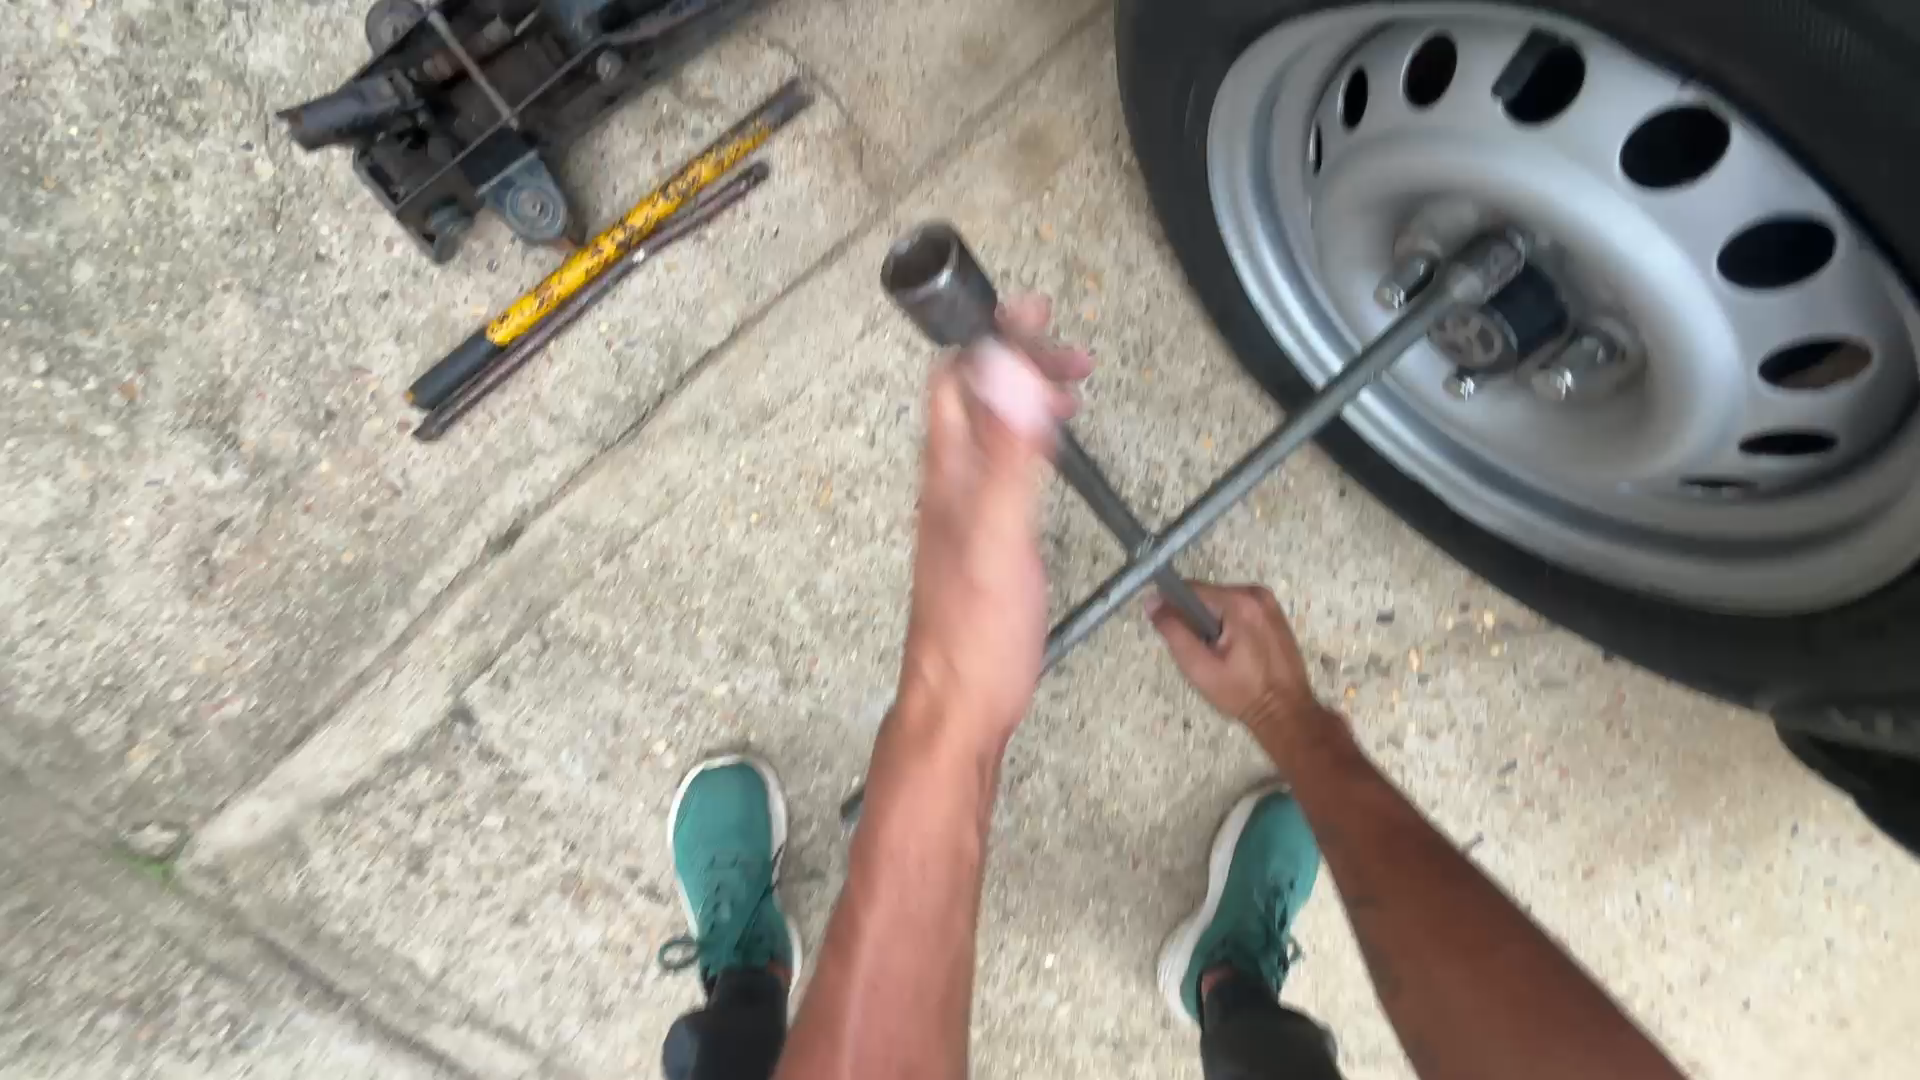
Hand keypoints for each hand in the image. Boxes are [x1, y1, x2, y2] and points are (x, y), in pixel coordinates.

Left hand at [896, 296, 1092, 755]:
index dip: (991, 336)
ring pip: (986, 428)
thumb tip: (1006, 372)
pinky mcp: (982, 536)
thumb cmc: (974, 635)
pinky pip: (999, 464)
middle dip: (1017, 358)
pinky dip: (1026, 437)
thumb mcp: (996, 538)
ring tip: (1065, 385)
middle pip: (971, 396)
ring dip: (1022, 394)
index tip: (1034, 312)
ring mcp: (962, 509)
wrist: (958, 703)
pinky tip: (1044, 449)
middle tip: (1067, 353)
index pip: (957, 379)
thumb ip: (1006, 455)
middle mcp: (948, 484)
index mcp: (948, 474)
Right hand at [1149, 583, 1334, 747]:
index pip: (1190, 589)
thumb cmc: (1240, 691)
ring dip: (1212, 624)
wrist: (1285, 712)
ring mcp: (1268, 602)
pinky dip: (1229, 625)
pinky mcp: (1274, 613)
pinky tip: (1235, 652)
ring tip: (1219, 655)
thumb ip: (1173, 629)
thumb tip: (1151, 601)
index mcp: (1239, 602)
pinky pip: (1237, 610)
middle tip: (1201, 653)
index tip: (1174, 633)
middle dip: (1196, 620)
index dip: (1174, 609)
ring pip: (1220, 603)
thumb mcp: (1198, 665)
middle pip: (1206, 596)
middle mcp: (1256, 594)